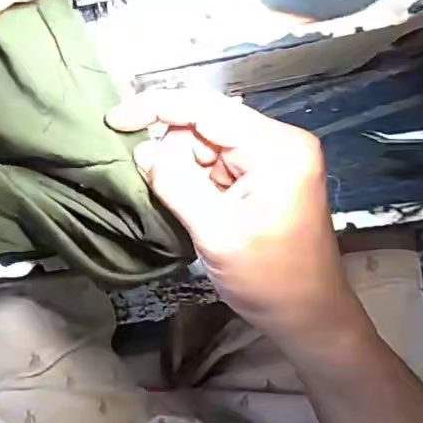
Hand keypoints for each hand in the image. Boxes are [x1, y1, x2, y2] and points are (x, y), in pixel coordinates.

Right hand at [107, 91, 367, 350]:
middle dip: (172, 149)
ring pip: (204, 142)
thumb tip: (142, 149)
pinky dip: (193, 176)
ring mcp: (270, 157)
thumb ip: (176, 183)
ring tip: (188, 208)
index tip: (115, 119)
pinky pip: (213, 160)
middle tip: (159, 188)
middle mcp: (277, 142)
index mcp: (276, 149)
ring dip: (182, 167)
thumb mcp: (216, 231)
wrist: (307, 315)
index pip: (206, 109)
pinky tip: (195, 204)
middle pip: (204, 123)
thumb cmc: (269, 278)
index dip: (156, 108)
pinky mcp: (261, 174)